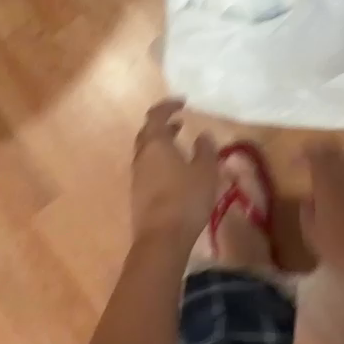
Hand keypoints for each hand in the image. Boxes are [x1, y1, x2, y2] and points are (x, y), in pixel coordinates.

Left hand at [130, 100, 216, 246]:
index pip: (156, 116)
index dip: (168, 106)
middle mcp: (142, 157)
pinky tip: (175, 172)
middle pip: (147, 133)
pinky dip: (160, 161)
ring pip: (146, 152)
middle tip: (180, 123)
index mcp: (155, 144)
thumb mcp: (205, 171)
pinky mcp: (138, 195)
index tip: (183, 103)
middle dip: (162, 125)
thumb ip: (205, 150)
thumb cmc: (186, 199)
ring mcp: (137, 177)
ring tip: (180, 145)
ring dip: (161, 144)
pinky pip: (148, 168)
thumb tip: (203, 136)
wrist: (161, 240)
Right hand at [303, 144, 343, 297]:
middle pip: (336, 154)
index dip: (303, 153)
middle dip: (322, 160)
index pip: (315, 151)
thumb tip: (309, 199)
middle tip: (311, 174)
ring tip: (331, 195)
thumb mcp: (312, 235)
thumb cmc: (342, 252)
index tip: (293, 165)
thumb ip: (307, 211)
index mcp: (330, 179)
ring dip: (339, 175)